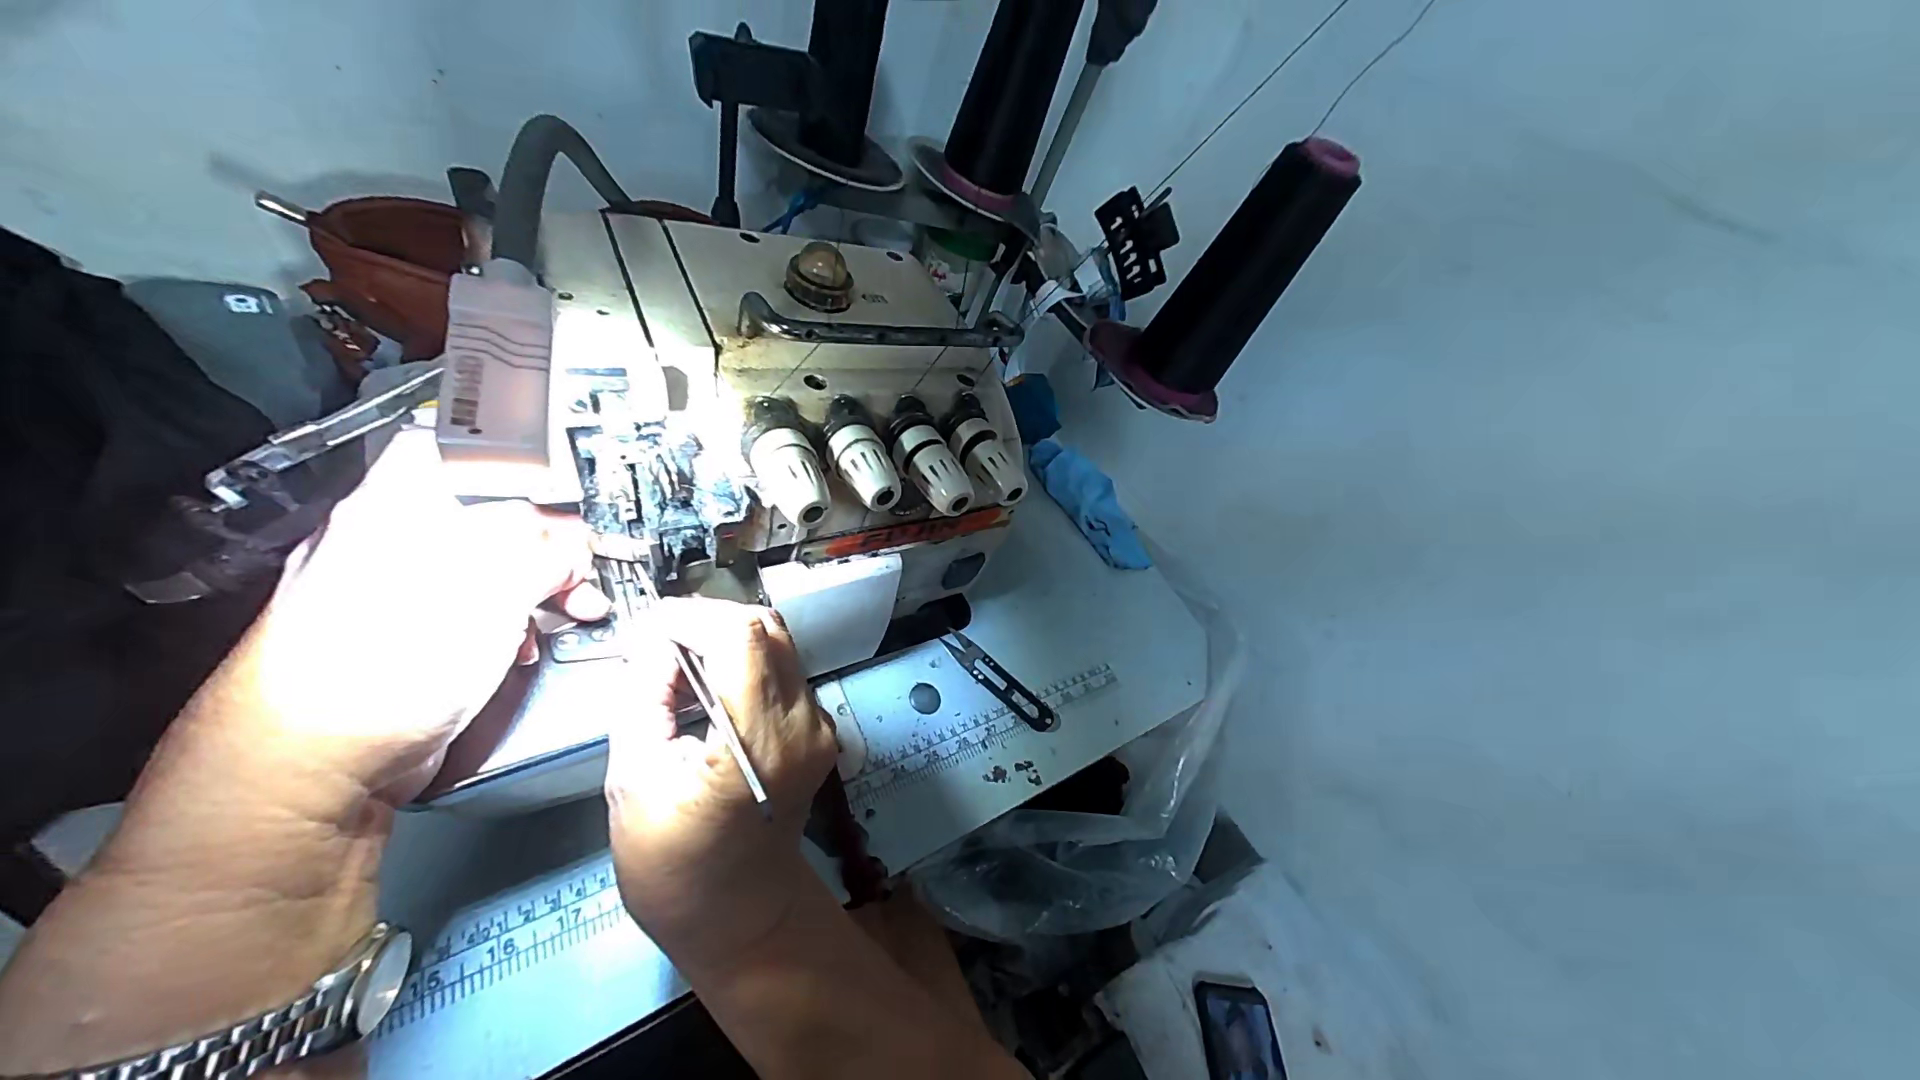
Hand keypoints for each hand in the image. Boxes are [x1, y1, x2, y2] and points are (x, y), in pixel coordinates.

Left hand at [186, 426, 608, 810]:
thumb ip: (542, 552)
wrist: (312, 770)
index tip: (574, 488)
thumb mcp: (486, 591)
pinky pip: (482, 607)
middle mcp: (397, 543)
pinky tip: (530, 639)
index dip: (530, 463)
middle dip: (552, 538)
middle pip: (495, 513)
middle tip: (584, 563)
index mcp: (397, 511)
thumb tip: (573, 545)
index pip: (470, 454)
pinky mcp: (418, 636)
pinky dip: (517, 617)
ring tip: (576, 606)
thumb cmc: (376, 673)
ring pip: (494, 564)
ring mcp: (406, 592)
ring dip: (545, 582)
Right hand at [604, 598, 838, 973]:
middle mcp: (804, 723)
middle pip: (765, 629)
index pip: (741, 636)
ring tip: (673, 661)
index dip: (690, 618)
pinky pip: (781, 670)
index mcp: (759, 742)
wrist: (739, 912)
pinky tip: (704, 683)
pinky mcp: (817, 728)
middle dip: (705, 620)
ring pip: (777, 643)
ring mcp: (818, 725)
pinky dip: (741, 661)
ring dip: (723, 637)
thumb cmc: (674, 865)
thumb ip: (644, 696)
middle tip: (655, 641)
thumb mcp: (633, 779)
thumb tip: (654, 640)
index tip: (646, 630)